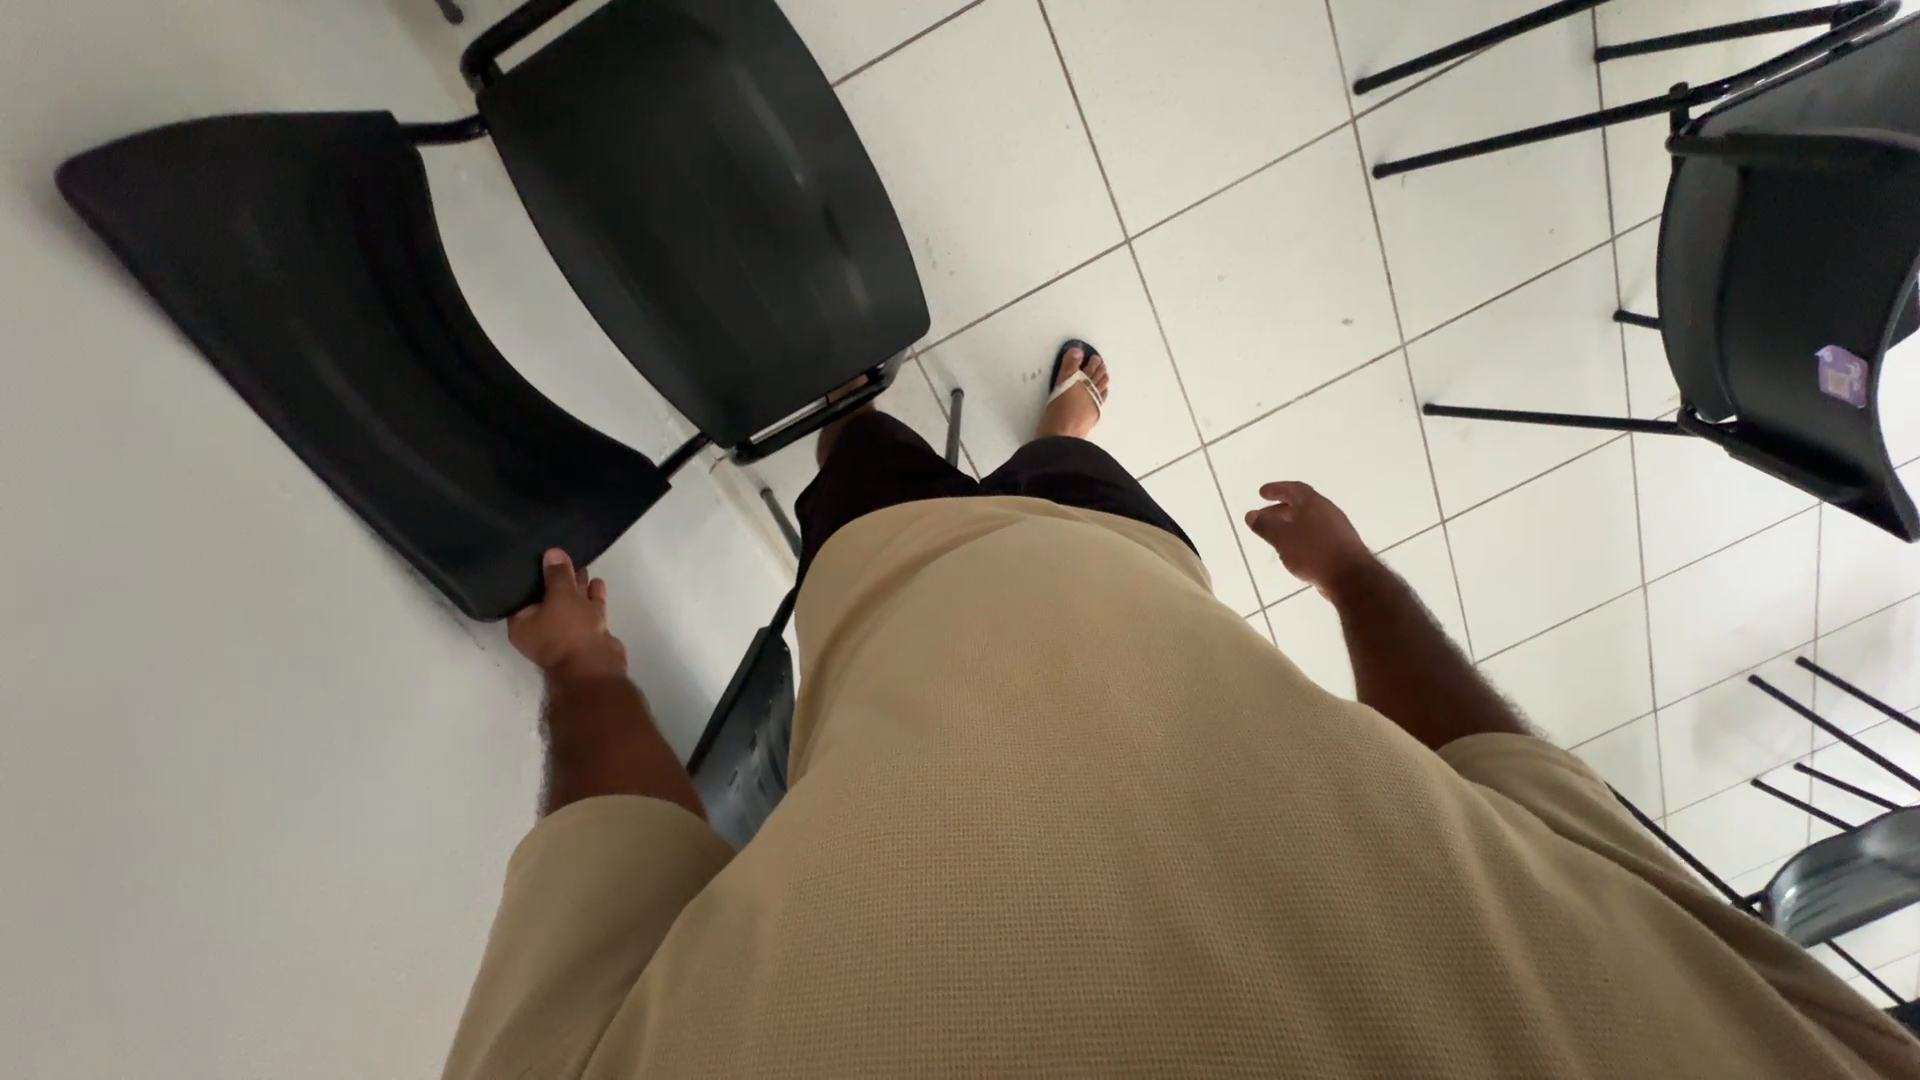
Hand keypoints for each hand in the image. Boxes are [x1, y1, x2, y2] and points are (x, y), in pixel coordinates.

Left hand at [508, 549, 627, 679]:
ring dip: (577, 587)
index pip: (522, 593)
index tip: (539, 555)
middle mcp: (541, 628)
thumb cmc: (568, 631)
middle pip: (547, 598)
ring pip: (570, 604)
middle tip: (564, 555)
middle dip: (558, 578)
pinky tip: (597, 582)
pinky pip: (587, 611)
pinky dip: (592, 598)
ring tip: (583, 564)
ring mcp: (565, 632)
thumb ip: (557, 574)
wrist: (596, 665)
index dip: (532, 574)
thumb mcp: (560, 597)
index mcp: (522, 623)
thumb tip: (552, 552)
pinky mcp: (587, 634)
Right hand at [1243, 482, 1377, 597]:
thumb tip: (1251, 515)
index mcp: (1313, 504)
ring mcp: (1337, 529)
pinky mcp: (1341, 545)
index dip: (1277, 489)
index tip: (1262, 492)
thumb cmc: (1313, 552)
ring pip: (1309, 520)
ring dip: (1291, 524)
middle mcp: (1328, 511)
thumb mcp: (1282, 538)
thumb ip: (1265, 525)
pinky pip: (1316, 534)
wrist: (1350, 577)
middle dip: (1280, 508)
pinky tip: (1294, 549)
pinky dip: (1301, 536)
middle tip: (1264, 515)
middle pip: (1302, 504)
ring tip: (1276, 534)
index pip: (1294, 489)